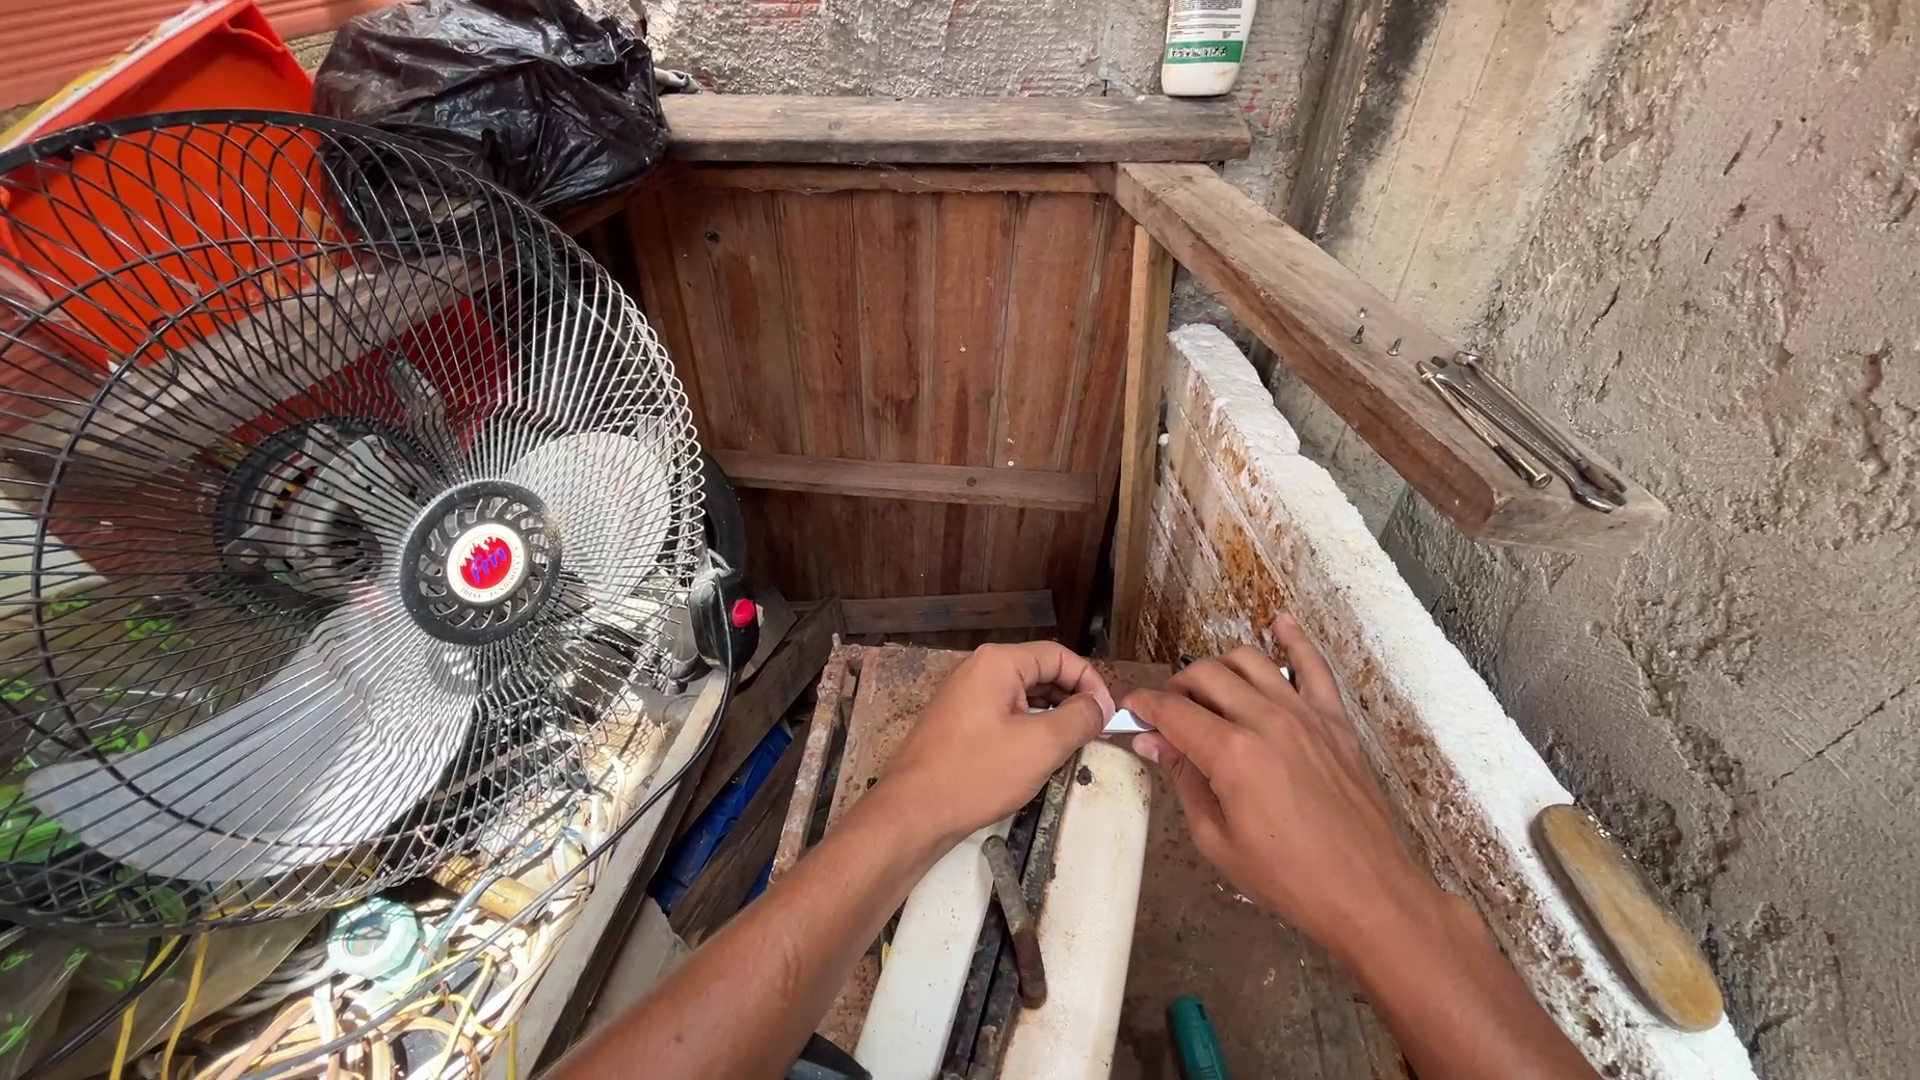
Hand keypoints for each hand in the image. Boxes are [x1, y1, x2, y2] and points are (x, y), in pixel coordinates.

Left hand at [872, 642, 1114, 845]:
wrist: (911, 812)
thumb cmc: (975, 774)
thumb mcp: (1041, 746)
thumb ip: (1079, 718)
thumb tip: (1100, 705)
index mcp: (998, 662)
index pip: (1059, 655)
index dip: (1090, 682)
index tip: (1107, 715)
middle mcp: (979, 669)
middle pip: (1041, 672)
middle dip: (1072, 699)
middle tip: (1094, 733)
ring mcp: (965, 695)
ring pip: (1024, 695)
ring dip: (1051, 716)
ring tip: (1071, 747)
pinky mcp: (959, 721)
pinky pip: (1005, 713)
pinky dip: (1028, 728)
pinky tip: (1038, 756)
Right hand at [1124, 616, 1439, 960]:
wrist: (1369, 895)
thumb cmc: (1287, 878)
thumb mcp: (1215, 838)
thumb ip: (1183, 778)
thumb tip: (1151, 741)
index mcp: (1232, 753)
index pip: (1171, 709)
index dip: (1142, 705)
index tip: (1130, 711)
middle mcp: (1266, 720)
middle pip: (1204, 675)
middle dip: (1176, 688)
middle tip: (1169, 715)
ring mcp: (1305, 714)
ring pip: (1249, 659)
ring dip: (1219, 668)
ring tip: (1211, 694)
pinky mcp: (1335, 720)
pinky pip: (1313, 666)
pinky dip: (1294, 640)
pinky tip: (1280, 623)